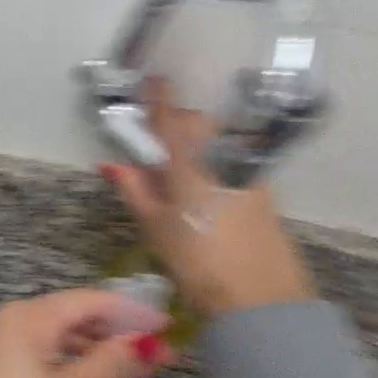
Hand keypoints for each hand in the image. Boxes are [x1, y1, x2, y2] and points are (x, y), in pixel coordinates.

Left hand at [0, 289, 170, 377]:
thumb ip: (114, 361)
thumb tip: (149, 342)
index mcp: (25, 318)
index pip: (86, 301)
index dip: (129, 311)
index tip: (168, 325)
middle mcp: (8, 319)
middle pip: (71, 312)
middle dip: (115, 328)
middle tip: (159, 348)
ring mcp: (1, 341)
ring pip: (58, 330)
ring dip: (97, 344)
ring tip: (139, 364)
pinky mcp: (2, 363)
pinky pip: (45, 346)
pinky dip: (75, 355)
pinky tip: (103, 373)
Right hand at [101, 79, 316, 318]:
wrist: (261, 298)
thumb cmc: (196, 261)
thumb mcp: (155, 226)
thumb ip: (135, 190)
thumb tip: (113, 163)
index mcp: (190, 166)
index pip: (171, 122)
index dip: (160, 99)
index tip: (153, 79)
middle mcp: (223, 163)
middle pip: (201, 127)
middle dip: (180, 122)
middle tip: (159, 133)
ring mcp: (249, 177)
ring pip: (220, 144)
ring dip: (199, 141)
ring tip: (179, 161)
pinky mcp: (265, 195)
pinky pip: (233, 163)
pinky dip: (215, 161)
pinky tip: (204, 183)